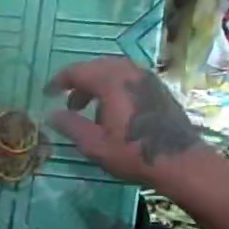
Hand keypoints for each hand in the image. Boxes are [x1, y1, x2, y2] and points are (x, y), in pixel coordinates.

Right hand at [45, 57, 221, 192]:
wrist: (180, 162)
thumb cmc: (134, 153)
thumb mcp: (95, 145)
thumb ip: (71, 126)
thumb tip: (51, 114)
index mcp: (112, 81)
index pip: (77, 71)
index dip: (59, 81)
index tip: (48, 94)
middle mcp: (130, 72)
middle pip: (97, 67)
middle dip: (80, 83)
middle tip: (70, 104)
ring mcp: (148, 79)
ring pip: (116, 72)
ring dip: (98, 86)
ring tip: (91, 111)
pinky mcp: (160, 90)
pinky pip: (130, 80)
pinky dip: (116, 89)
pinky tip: (115, 112)